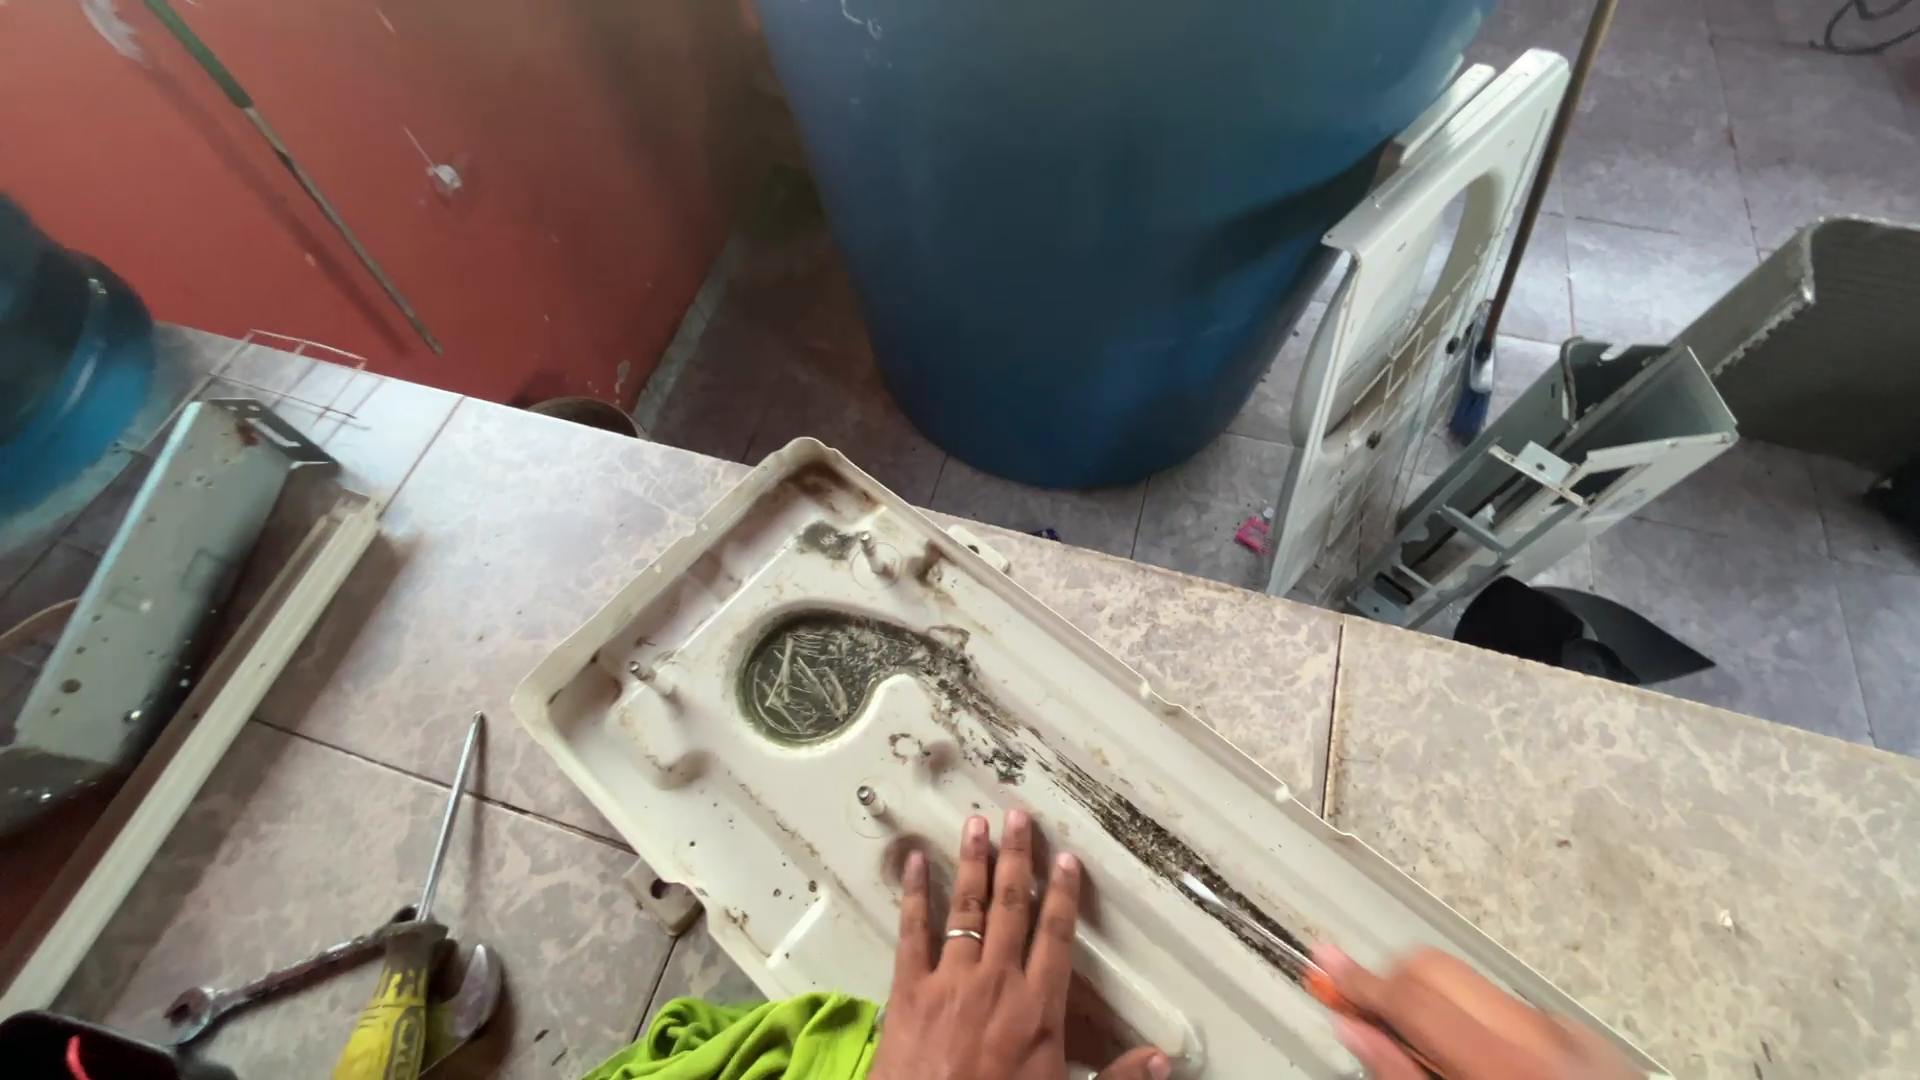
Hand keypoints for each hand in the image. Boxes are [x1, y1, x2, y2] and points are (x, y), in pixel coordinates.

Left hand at [869, 810, 1170, 1079]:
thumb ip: (1116, 1079)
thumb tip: (1164, 1058)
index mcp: (1037, 1008)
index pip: (1056, 936)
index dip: (1063, 894)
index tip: (1065, 858)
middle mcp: (996, 981)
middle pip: (1012, 906)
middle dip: (1016, 857)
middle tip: (1018, 815)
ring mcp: (951, 979)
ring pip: (966, 906)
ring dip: (973, 862)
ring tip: (975, 824)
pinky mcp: (909, 989)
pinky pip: (912, 931)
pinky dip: (914, 894)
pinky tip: (913, 860)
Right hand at [1315, 945, 1642, 1079]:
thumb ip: (1403, 1076)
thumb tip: (1351, 1025)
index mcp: (1512, 1065)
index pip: (1414, 997)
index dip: (1361, 981)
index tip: (1323, 964)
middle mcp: (1544, 1034)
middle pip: (1435, 967)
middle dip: (1392, 980)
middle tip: (1366, 1011)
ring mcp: (1570, 1031)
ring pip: (1467, 982)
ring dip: (1431, 999)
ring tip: (1424, 1043)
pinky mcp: (1586, 1037)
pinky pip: (1504, 1005)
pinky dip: (1473, 1019)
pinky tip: (1477, 1060)